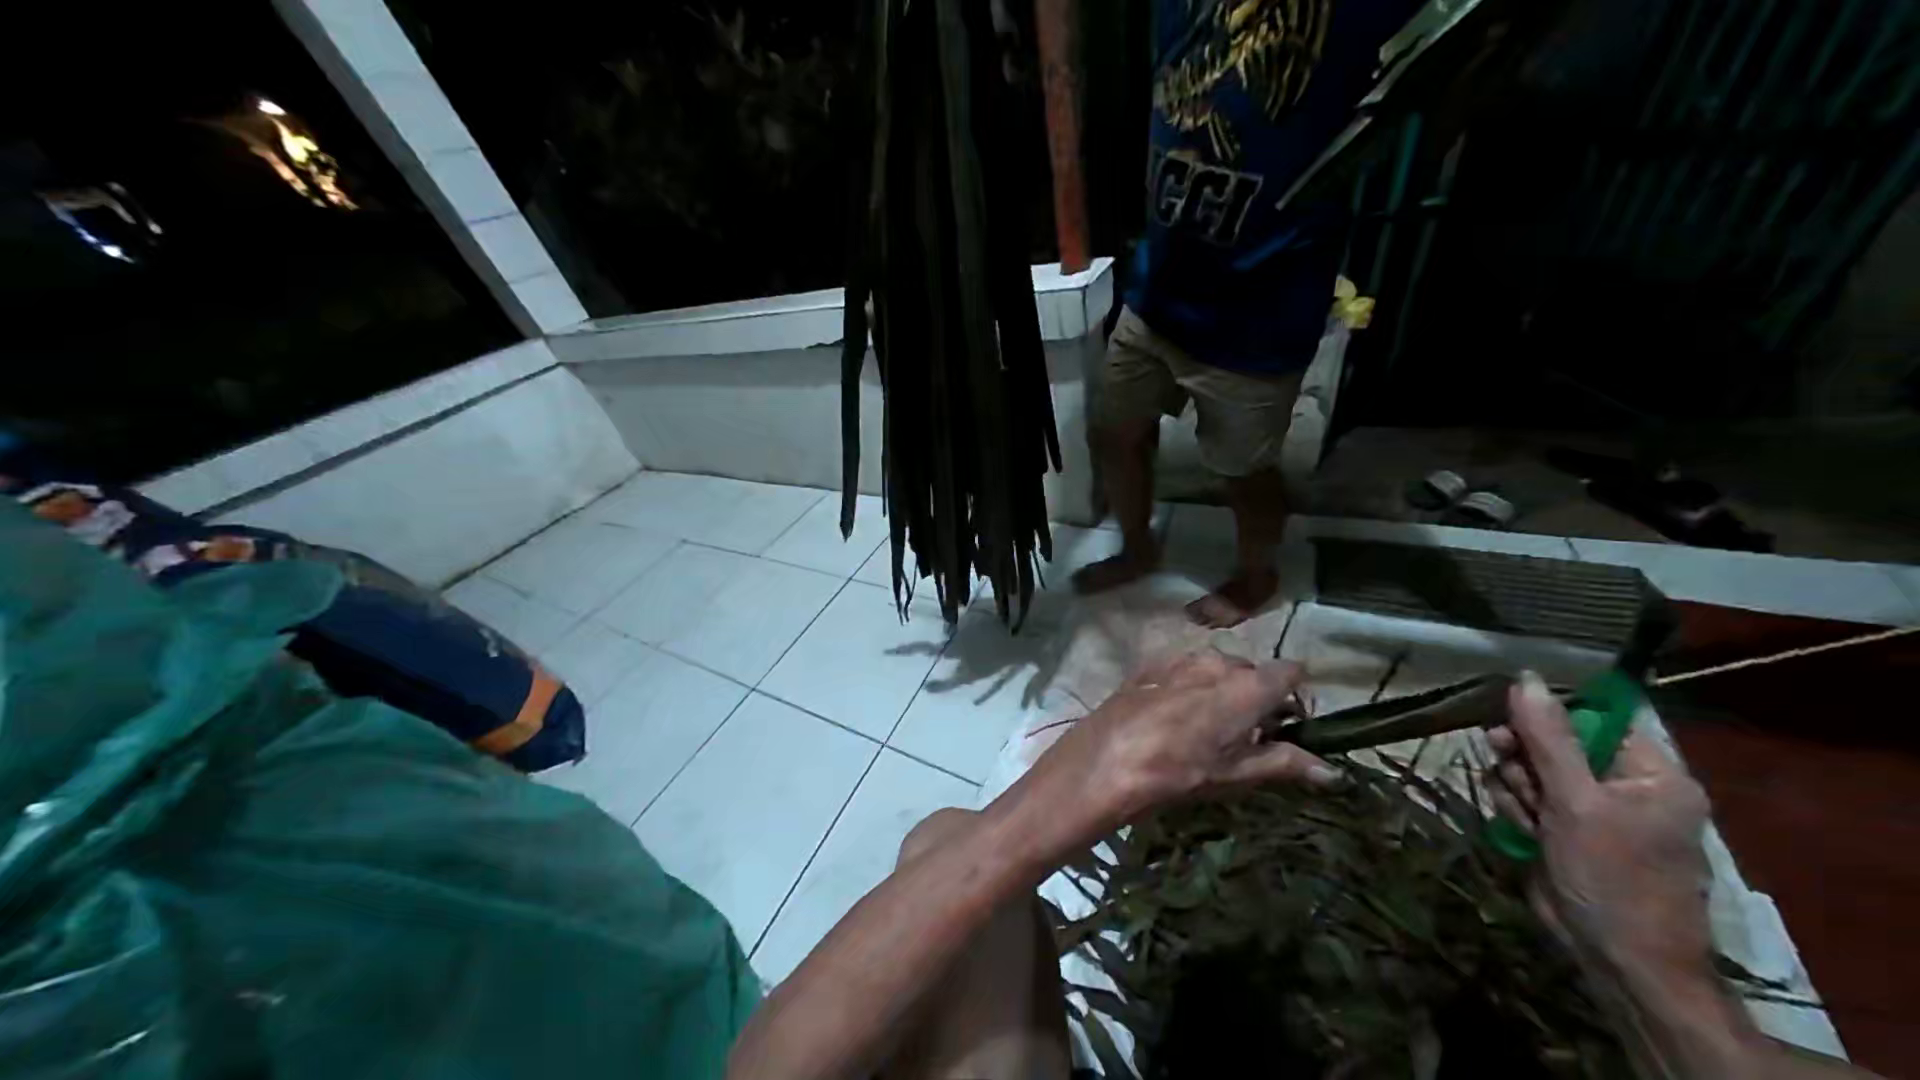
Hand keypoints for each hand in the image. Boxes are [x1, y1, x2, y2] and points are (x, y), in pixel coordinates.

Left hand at [1023, 650, 1343, 839]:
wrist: (1105, 762)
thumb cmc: (1178, 773)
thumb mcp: (1236, 775)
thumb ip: (1286, 763)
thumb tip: (1334, 772)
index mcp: (1247, 685)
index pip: (1291, 672)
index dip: (1295, 696)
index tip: (1289, 725)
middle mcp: (1216, 661)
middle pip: (1252, 671)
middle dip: (1257, 698)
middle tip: (1246, 737)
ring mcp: (1179, 658)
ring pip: (1216, 668)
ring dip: (1221, 690)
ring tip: (1206, 730)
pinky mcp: (1149, 665)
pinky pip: (1184, 670)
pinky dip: (1190, 686)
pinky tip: (1172, 717)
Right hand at [1488, 673, 1713, 976]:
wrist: (1617, 956)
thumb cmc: (1613, 876)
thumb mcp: (1576, 802)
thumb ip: (1548, 738)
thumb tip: (1525, 678)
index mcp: (1652, 774)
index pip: (1592, 718)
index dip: (1547, 717)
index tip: (1512, 728)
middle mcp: (1623, 785)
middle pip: (1553, 741)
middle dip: (1524, 759)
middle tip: (1510, 770)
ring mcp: (1591, 808)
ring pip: (1530, 769)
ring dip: (1515, 788)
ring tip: (1529, 818)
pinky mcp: (1562, 827)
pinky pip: (1524, 796)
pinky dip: (1515, 808)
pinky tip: (1523, 830)